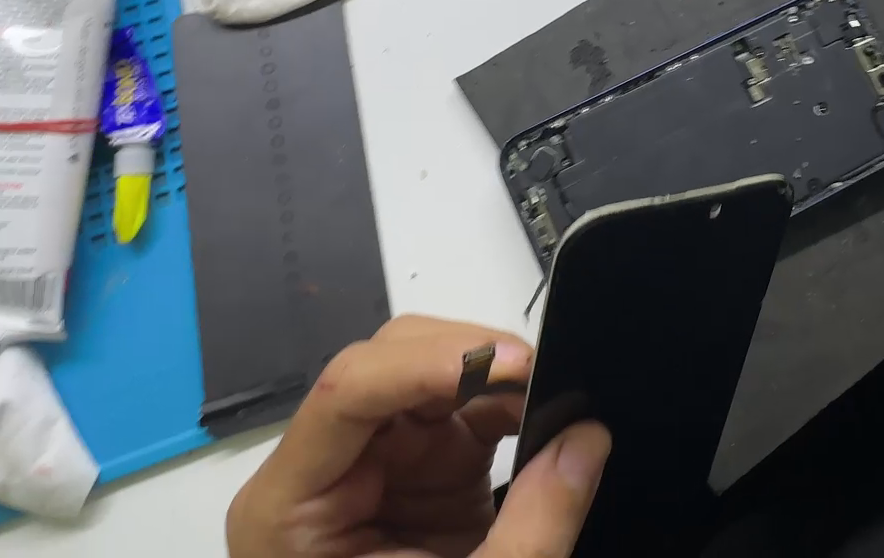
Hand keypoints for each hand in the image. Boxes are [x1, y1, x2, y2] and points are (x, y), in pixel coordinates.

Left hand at [227, 315, 610, 557]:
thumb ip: (534, 526)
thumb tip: (590, 437)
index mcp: (292, 507)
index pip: (349, 391)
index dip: (429, 363)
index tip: (515, 366)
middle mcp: (325, 464)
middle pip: (388, 362)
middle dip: (469, 357)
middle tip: (538, 373)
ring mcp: (374, 457)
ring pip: (428, 366)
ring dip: (493, 372)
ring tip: (547, 392)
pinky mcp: (419, 460)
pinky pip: (462, 401)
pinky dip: (506, 397)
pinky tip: (538, 412)